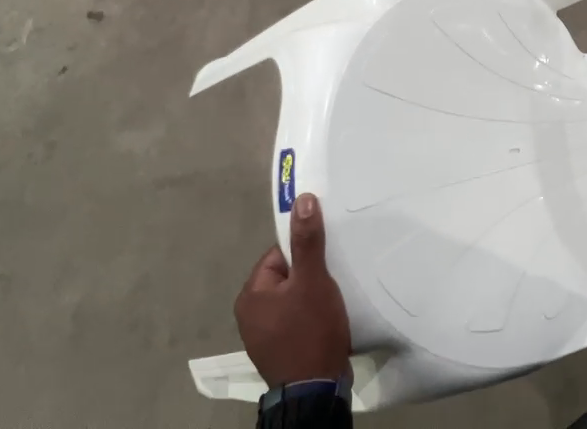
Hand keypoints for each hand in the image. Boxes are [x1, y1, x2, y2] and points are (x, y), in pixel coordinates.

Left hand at [234, 193, 351, 385]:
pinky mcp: (281, 349)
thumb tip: (302, 198)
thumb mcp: (313, 279)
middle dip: (311, 273)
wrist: (316, 389)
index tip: (327, 257)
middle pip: (287, 276)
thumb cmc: (310, 330)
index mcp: (251, 294)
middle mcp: (251, 314)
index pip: (279, 254)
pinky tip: (330, 315)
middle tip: (335, 275)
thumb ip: (307, 240)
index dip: (305, 252)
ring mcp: (265, 335)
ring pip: (294, 298)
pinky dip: (313, 313)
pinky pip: (297, 318)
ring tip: (335, 295)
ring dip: (314, 293)